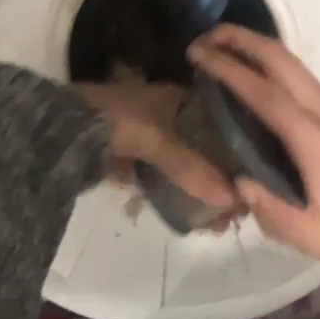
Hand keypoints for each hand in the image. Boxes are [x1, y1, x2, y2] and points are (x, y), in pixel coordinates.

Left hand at [75, 80, 239, 222]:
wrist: (63, 125)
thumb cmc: (114, 119)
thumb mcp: (156, 139)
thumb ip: (190, 166)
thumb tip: (233, 198)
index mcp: (179, 96)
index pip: (221, 119)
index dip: (241, 147)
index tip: (256, 178)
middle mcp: (170, 112)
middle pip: (205, 145)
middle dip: (222, 176)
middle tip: (238, 211)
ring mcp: (151, 135)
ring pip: (186, 163)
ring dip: (201, 188)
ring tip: (219, 222)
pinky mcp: (135, 156)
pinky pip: (164, 177)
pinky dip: (177, 194)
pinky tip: (192, 217)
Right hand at [188, 25, 319, 264]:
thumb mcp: (311, 236)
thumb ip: (270, 212)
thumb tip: (238, 182)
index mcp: (310, 137)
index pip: (263, 91)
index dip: (229, 69)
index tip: (199, 56)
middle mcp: (319, 109)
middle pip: (278, 58)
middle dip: (239, 39)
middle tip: (204, 39)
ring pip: (289, 58)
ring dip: (253, 43)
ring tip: (220, 43)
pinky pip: (295, 68)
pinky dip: (267, 55)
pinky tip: (250, 62)